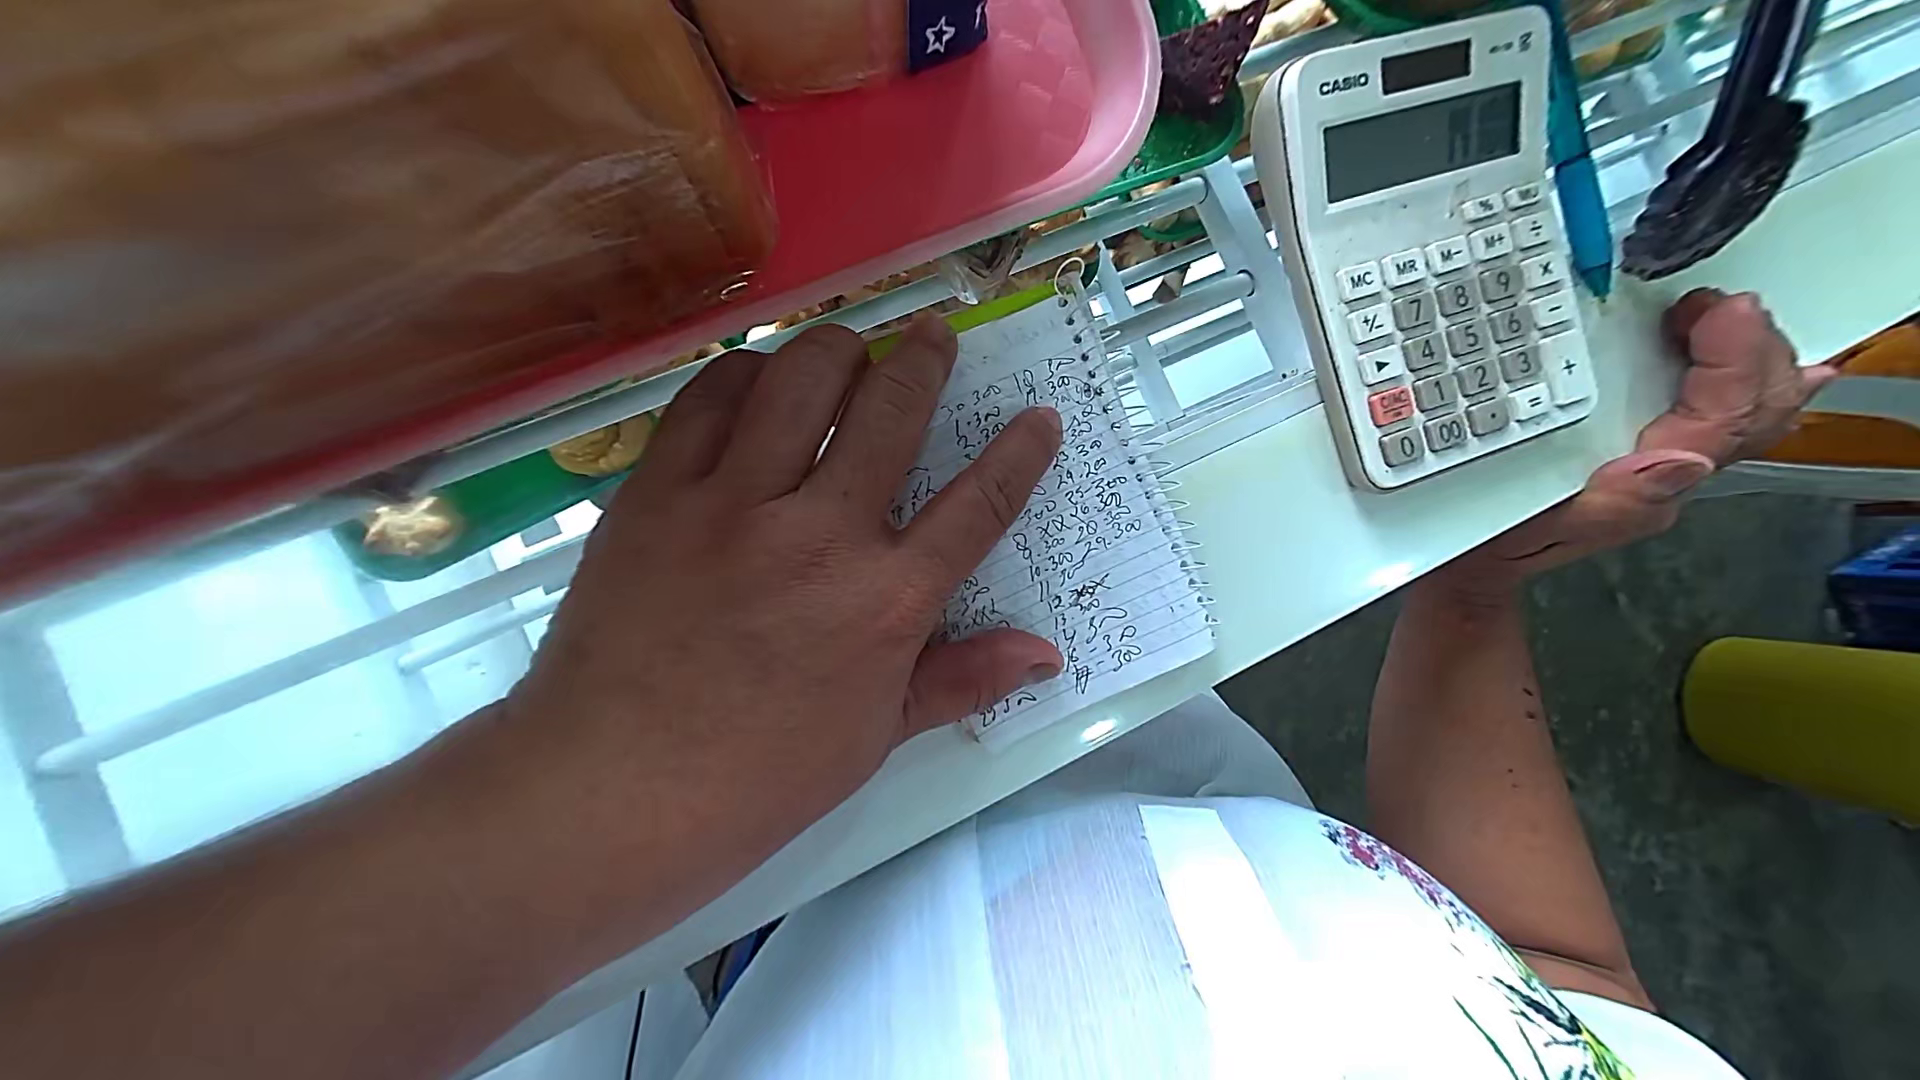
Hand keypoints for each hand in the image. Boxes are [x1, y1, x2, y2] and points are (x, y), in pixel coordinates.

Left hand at [498, 316, 1061, 919]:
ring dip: (839, 347)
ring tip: (850, 347)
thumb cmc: (761, 775)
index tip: (1041, 417)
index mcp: (885, 602)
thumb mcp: (877, 735)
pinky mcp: (657, 492)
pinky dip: (746, 374)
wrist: (612, 788)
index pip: (977, 505)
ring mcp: (733, 504)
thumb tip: (1046, 653)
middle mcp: (820, 535)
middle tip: (932, 334)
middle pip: (891, 409)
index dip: (1020, 454)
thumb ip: (963, 679)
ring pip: (800, 379)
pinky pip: (709, 398)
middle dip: (925, 357)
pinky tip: (759, 381)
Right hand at [1436, 289, 1834, 597]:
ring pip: (1746, 414)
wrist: (1469, 566)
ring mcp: (1657, 470)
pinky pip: (1713, 419)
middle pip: (1754, 412)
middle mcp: (1666, 475)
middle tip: (1721, 309)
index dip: (1736, 358)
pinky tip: (1735, 363)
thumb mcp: (1535, 525)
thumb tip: (1683, 463)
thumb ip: (1609, 502)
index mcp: (1649, 484)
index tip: (1718, 310)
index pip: (1725, 415)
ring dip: (1753, 361)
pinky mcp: (1636, 460)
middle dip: (1755, 352)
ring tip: (1732, 322)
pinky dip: (1735, 381)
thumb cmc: (1493, 544)